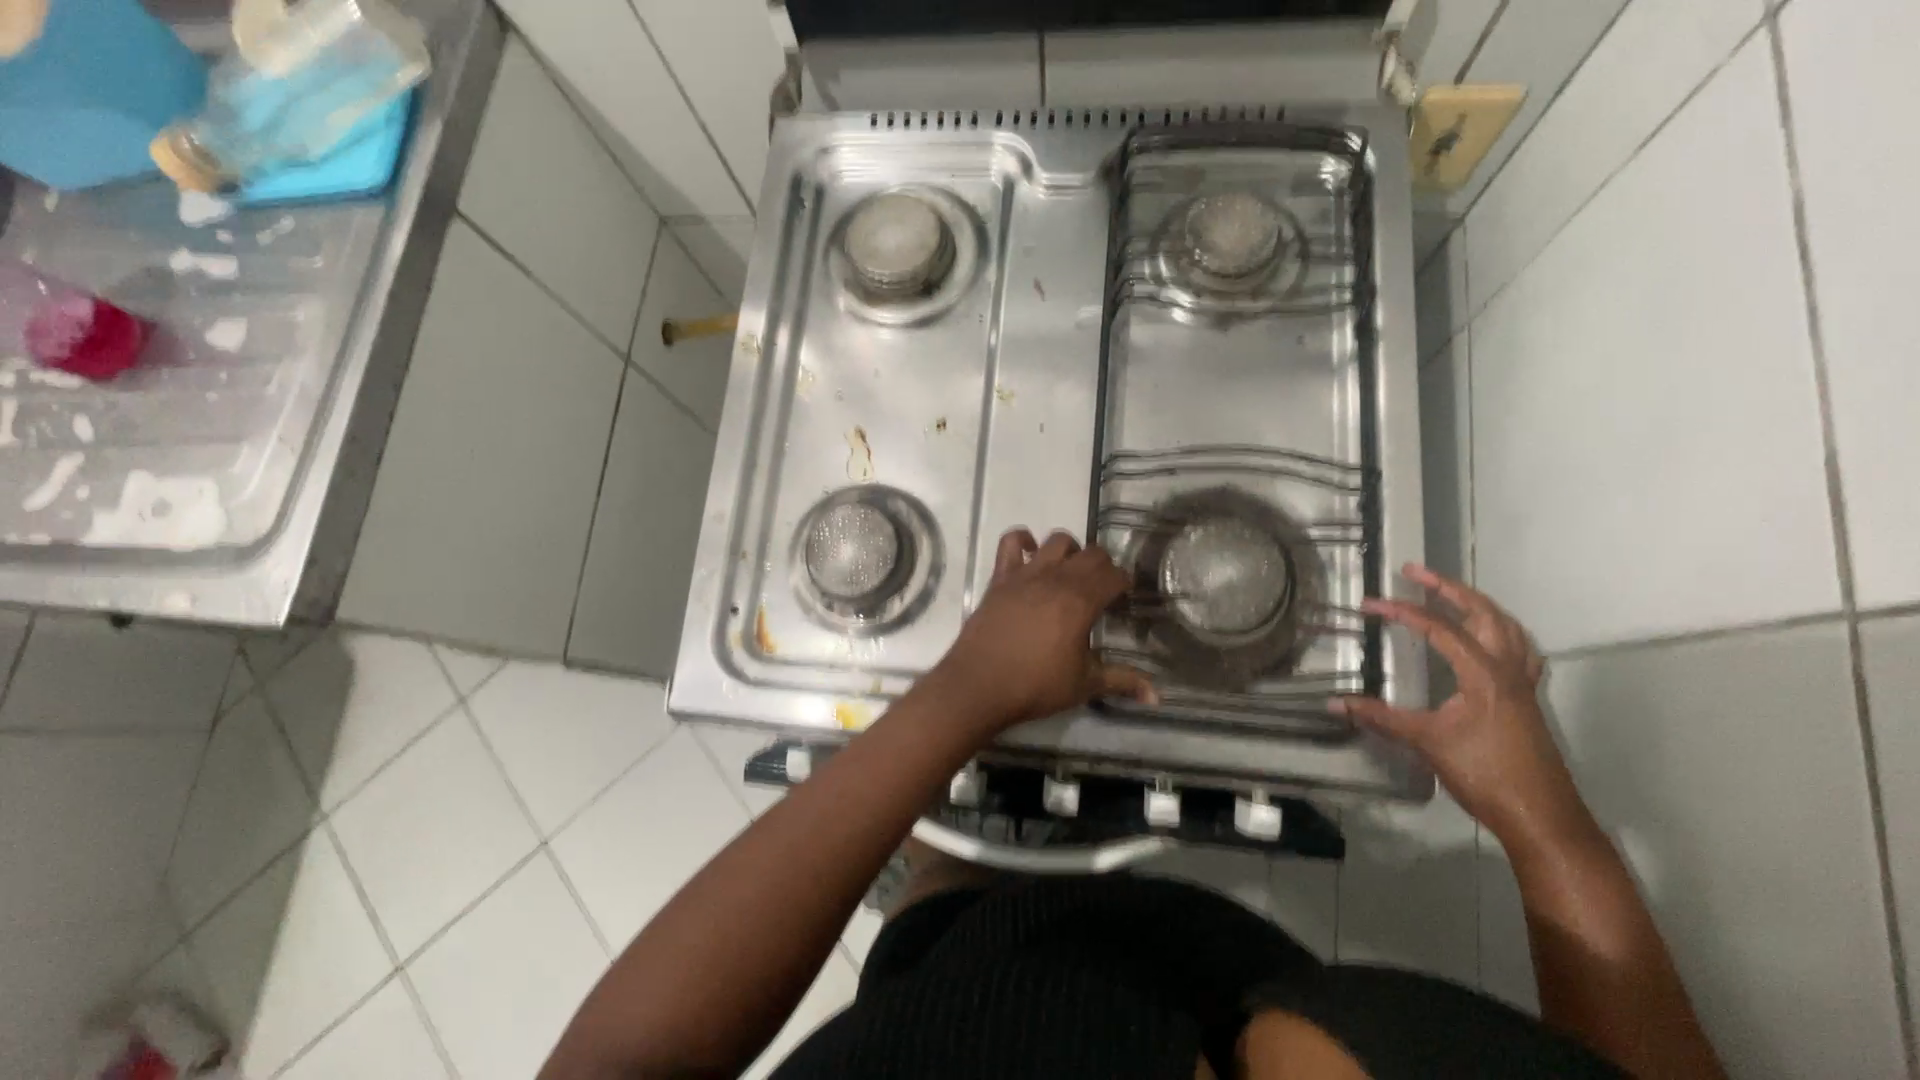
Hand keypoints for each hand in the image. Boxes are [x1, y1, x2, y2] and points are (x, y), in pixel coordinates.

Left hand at [930, 528, 1155, 733]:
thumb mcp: (1084, 685)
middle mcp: (1056, 579)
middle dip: (1103, 566)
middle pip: (1091, 554)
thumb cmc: (1035, 686)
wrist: (978, 686)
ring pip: (1057, 540)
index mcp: (1081, 602)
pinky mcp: (999, 579)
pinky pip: (1010, 542)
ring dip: (1070, 550)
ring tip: (1070, 572)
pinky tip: (1031, 554)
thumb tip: (1157, 695)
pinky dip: (1023, 540)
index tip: (1124, 596)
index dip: (1123, 583)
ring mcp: (1025, 575)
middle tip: (1102, 587)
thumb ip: (1122, 682)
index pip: (1114, 576)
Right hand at [1335, 564, 1594, 852]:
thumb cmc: (1483, 774)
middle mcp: (1507, 669)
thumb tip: (1335, 703)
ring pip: (1506, 627)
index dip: (1403, 611)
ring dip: (1478, 605)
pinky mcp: (1527, 699)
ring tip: (1451, 595)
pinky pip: (1520, 651)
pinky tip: (1490, 640)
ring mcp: (1522, 683)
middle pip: (1482, 613)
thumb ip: (1381, 718)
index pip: (1440, 629)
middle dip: (1447, 588)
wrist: (1540, 815)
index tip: (1371, 603)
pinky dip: (1502, 633)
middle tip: (1414, 572)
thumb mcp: (1426, 743)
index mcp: (1483, 673)